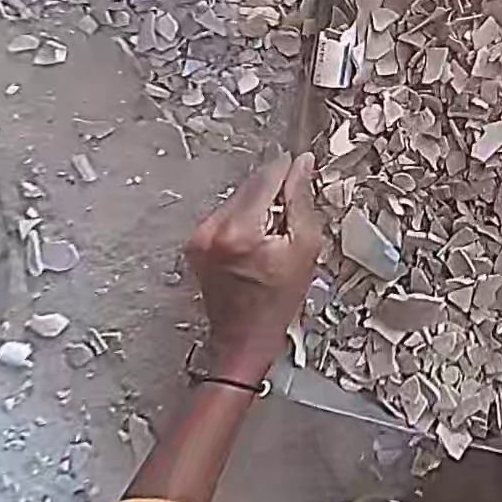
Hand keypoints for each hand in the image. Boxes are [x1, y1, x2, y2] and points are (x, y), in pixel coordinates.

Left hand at [184, 151, 322, 384]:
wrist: (245, 337)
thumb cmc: (277, 302)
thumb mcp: (305, 247)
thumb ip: (301, 201)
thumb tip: (302, 166)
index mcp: (240, 231)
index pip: (265, 178)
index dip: (287, 168)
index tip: (302, 163)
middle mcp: (212, 230)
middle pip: (250, 185)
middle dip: (274, 187)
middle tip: (294, 205)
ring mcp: (200, 237)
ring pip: (238, 197)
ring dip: (260, 202)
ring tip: (276, 231)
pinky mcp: (196, 242)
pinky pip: (226, 213)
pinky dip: (246, 217)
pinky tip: (259, 239)